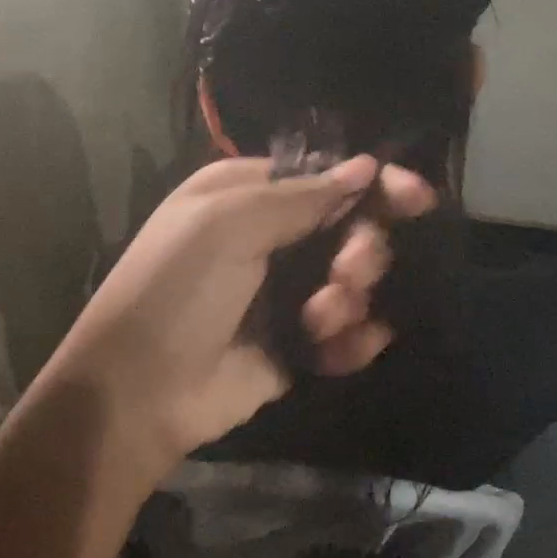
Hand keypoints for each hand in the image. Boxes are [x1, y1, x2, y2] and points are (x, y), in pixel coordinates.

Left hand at [39, 155, 435, 468]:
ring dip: (347, 301)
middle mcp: (269, 241)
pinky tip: (338, 348)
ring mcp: (283, 298)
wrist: (141, 391)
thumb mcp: (226, 224)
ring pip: (353, 286)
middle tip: (346, 274)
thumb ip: (301, 195)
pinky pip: (347, 336)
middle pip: (350, 232)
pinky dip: (353, 342)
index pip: (325, 180)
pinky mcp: (295, 349)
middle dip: (360, 251)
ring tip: (318, 320)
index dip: (372, 187)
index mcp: (246, 197)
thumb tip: (366, 166)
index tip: (415, 199)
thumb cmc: (175, 291)